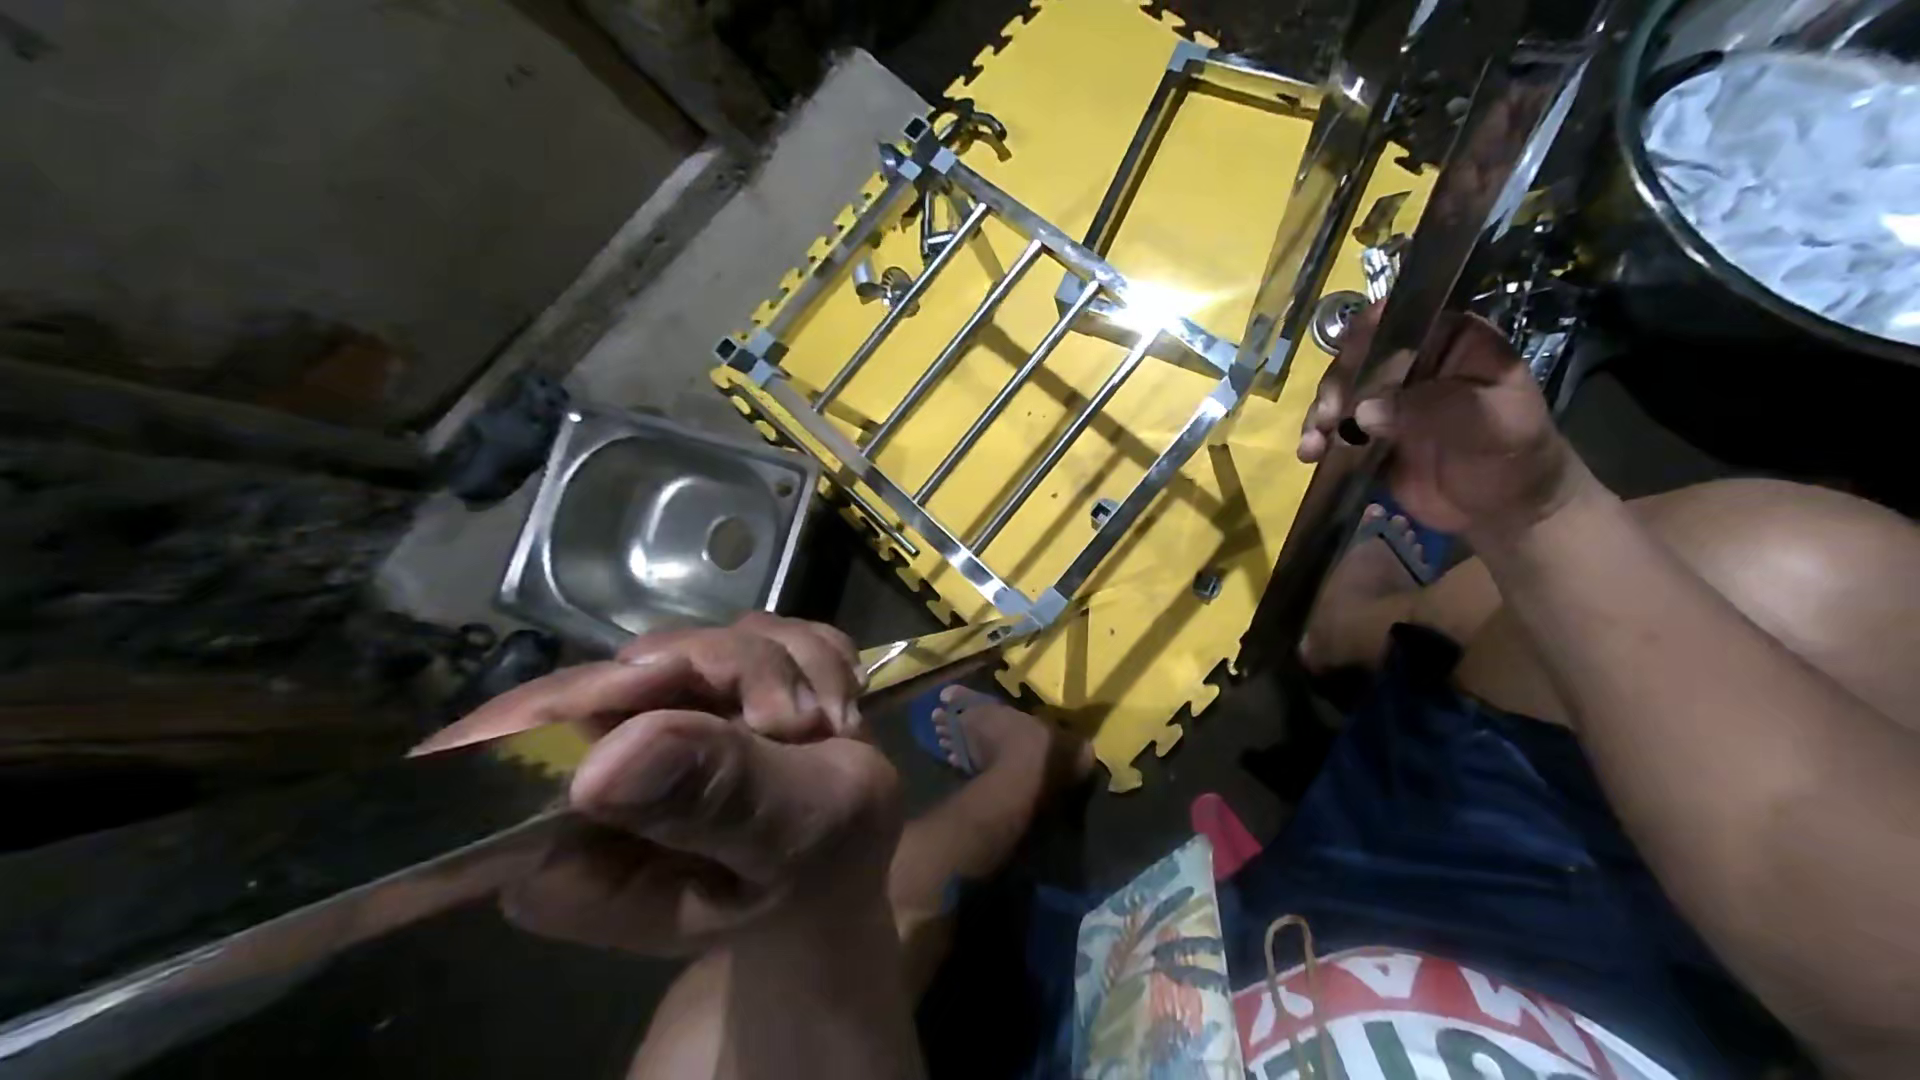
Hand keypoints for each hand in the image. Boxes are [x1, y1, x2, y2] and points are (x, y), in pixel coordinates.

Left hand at [425, 616, 898, 956]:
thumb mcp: (787, 845)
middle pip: (627, 669)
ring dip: (781, 668)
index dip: (583, 699)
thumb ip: (718, 801)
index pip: (518, 753)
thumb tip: (609, 761)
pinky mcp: (706, 685)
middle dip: (730, 672)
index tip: (670, 678)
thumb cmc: (822, 874)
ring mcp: (657, 720)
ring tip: (827, 726)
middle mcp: (598, 774)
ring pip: (696, 639)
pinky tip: (832, 705)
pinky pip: (750, 629)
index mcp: (574, 846)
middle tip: (796, 721)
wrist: (856, 850)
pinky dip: (805, 655)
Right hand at [1297, 303, 1594, 538]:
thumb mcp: (1492, 424)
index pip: (1405, 319)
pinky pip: (1332, 430)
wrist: (1505, 513)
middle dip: (1335, 385)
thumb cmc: (1514, 457)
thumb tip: (1362, 412)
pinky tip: (1310, 454)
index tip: (1348, 358)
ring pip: (1338, 394)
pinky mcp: (1366, 437)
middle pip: (1359, 358)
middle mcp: (1412, 366)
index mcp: (1451, 344)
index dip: (1370, 332)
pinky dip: (1316, 439)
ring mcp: (1385, 402)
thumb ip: (1433, 409)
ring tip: (1315, 443)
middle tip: (1328, 415)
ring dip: (1318, 415)